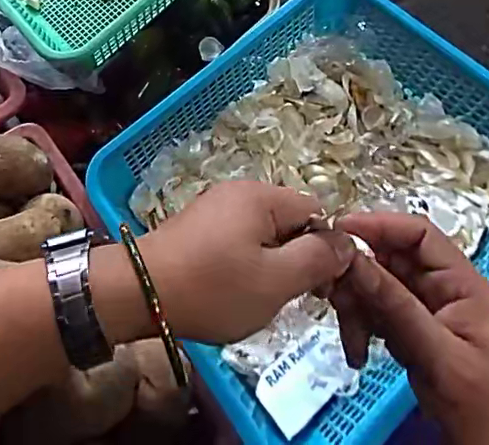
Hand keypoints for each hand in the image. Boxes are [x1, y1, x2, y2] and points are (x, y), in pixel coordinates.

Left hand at [133, 181, 355, 343]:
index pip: (315, 211)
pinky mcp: (201, 224)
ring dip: (274, 263)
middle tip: (292, 296)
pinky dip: (248, 262)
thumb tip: (345, 242)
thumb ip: (316, 259)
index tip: (322, 287)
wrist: (143, 290)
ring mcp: (217, 206)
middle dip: (299, 256)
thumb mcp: (275, 281)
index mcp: (260, 196)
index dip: (326, 248)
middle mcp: (239, 191)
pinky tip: (237, 288)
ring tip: (262, 296)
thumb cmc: (213, 288)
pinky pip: (241, 238)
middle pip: (290, 220)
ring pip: (266, 232)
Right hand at [332, 213, 488, 444]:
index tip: (338, 232)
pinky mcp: (414, 343)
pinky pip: (377, 319)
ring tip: (350, 337)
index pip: (418, 234)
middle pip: (389, 260)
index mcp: (462, 286)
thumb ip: (398, 307)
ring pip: (377, 289)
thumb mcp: (446, 360)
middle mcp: (442, 294)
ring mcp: (427, 319)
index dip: (378, 225)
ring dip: (356, 307)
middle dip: (358, 274)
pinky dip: (361, 330)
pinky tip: (357, 353)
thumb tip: (352, 256)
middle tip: (330, 291)